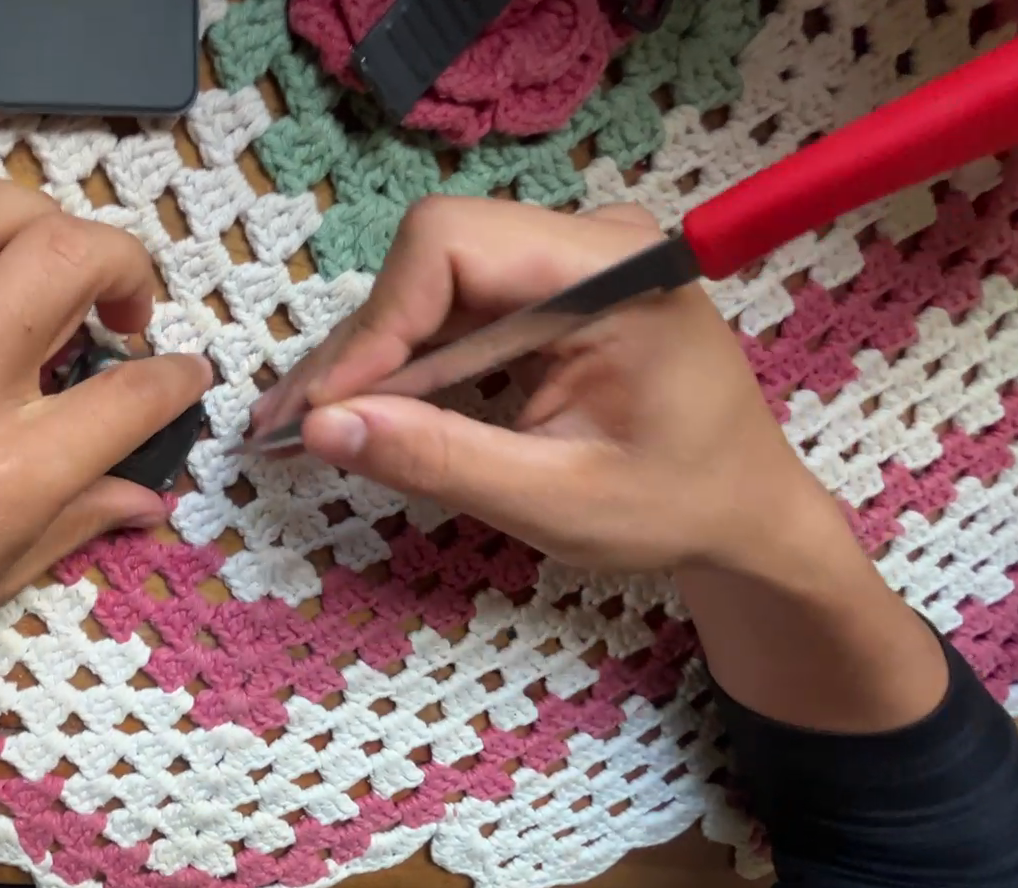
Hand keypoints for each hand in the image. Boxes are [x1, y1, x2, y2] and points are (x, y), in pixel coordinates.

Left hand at [0, 174, 210, 723]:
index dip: (179, 378)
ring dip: (28, 219)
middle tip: (117, 305)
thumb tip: (150, 499)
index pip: (133, 397)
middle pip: (64, 260)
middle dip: (123, 263)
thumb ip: (77, 524)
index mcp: (8, 477)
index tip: (184, 373)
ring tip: (32, 262)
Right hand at [264, 197, 840, 576]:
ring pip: (416, 299)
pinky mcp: (529, 304)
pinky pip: (436, 324)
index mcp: (608, 272)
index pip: (447, 248)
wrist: (737, 511)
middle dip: (348, 356)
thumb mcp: (552, 500)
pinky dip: (385, 376)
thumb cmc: (671, 508)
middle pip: (420, 271)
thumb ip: (437, 460)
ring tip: (292, 431)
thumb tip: (318, 430)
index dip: (372, 327)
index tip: (322, 413)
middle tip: (279, 431)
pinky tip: (342, 416)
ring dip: (353, 369)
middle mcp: (577, 246)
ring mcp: (551, 270)